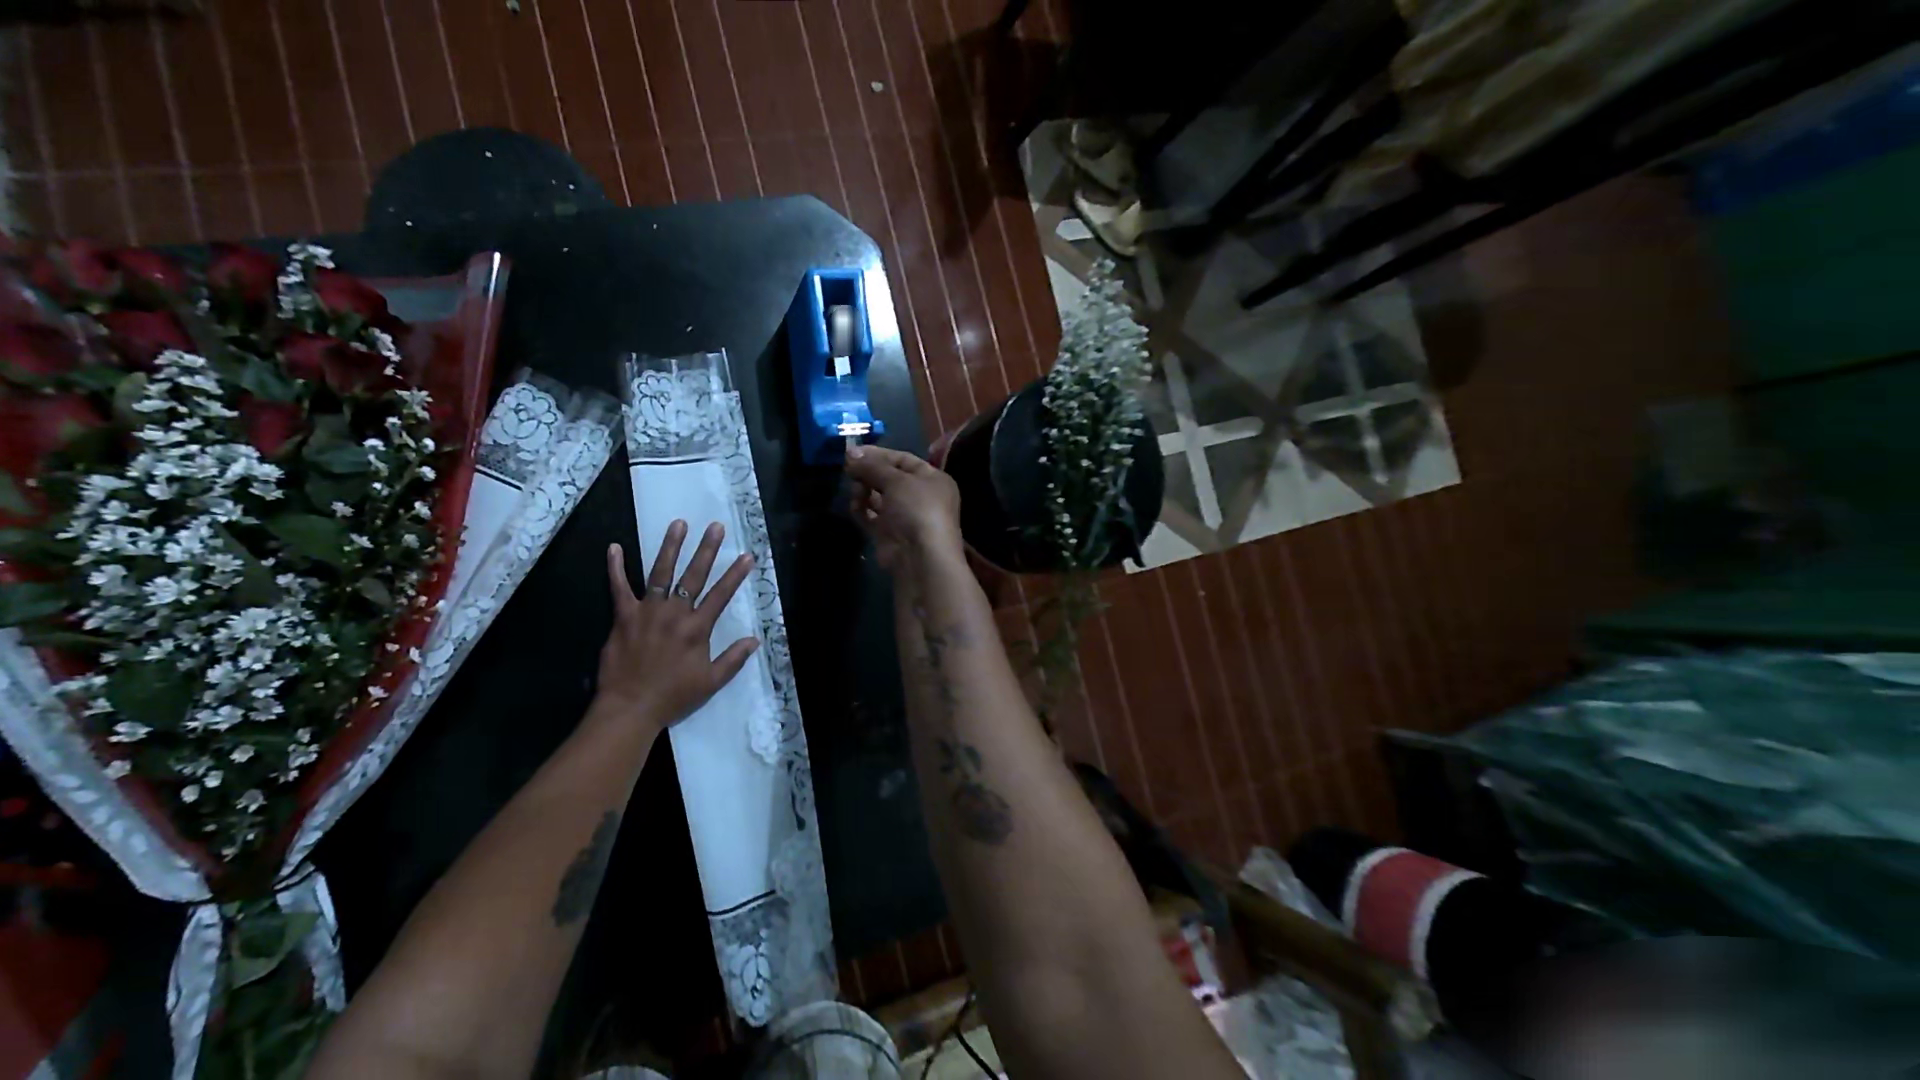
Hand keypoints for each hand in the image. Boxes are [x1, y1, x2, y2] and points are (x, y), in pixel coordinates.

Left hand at [592, 520, 759, 735]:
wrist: (630, 708)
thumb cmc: (673, 696)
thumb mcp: (711, 682)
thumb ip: (733, 659)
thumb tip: (754, 640)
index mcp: (697, 629)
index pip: (721, 595)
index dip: (735, 575)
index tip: (746, 556)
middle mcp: (674, 613)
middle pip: (693, 576)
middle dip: (706, 550)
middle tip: (715, 527)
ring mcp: (647, 612)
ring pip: (660, 573)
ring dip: (670, 547)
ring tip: (678, 524)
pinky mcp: (623, 617)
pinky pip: (618, 588)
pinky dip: (616, 567)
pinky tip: (615, 547)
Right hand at [844, 445, 962, 572]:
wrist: (920, 557)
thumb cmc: (916, 509)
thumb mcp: (896, 480)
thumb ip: (872, 466)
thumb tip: (850, 453)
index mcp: (932, 479)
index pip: (903, 460)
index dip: (879, 454)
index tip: (853, 452)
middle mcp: (920, 496)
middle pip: (889, 478)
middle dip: (869, 473)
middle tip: (848, 469)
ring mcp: (904, 517)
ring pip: (878, 497)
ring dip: (864, 490)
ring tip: (855, 490)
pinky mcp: (889, 534)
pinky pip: (871, 516)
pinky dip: (862, 510)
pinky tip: (854, 505)